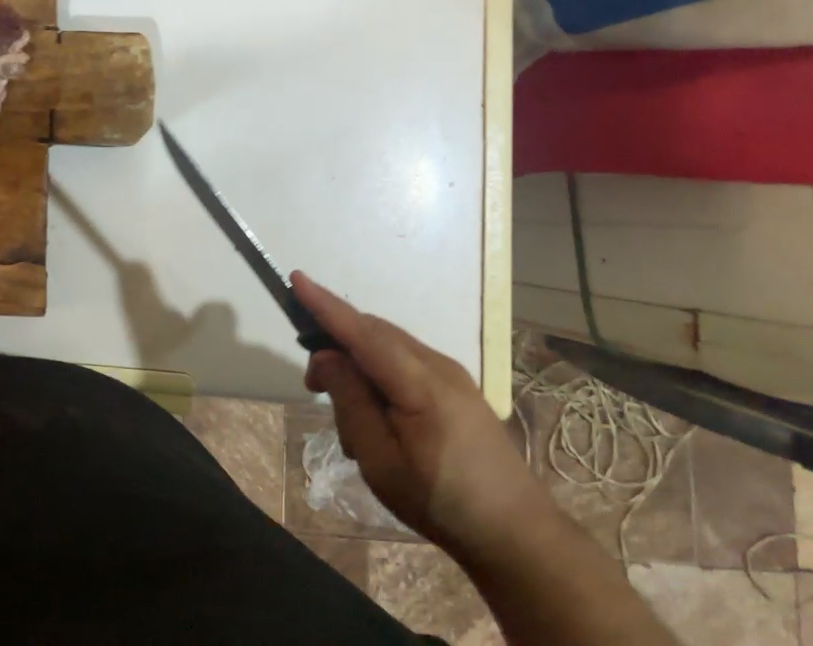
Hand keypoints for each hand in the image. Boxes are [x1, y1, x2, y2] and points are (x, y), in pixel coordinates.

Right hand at [292, 272, 556, 557]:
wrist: (515, 534)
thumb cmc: (440, 501)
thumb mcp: (381, 460)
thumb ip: (350, 401)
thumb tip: (326, 355)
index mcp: (422, 384)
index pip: (364, 333)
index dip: (326, 306)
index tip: (296, 278)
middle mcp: (439, 368)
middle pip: (375, 333)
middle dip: (335, 343)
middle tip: (310, 385)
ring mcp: (453, 377)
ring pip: (388, 348)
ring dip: (357, 366)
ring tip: (348, 421)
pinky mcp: (457, 390)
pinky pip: (404, 363)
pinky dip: (377, 376)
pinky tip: (374, 418)